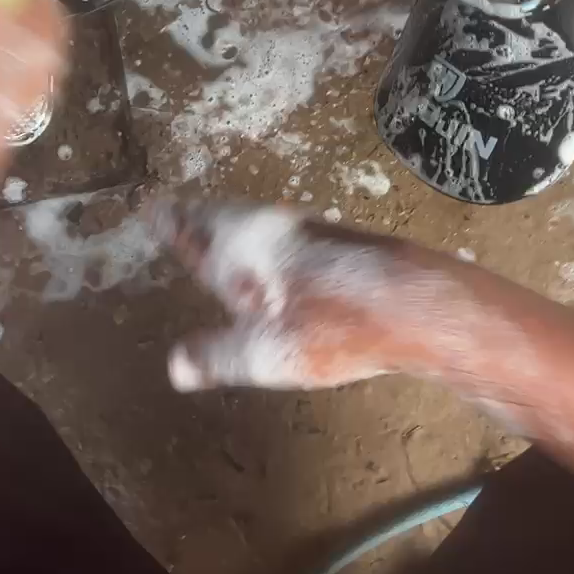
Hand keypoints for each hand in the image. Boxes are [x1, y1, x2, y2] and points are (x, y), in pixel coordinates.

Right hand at [153, 201, 516, 394]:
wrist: (423, 305)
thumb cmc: (335, 326)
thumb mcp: (266, 353)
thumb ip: (216, 357)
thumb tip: (174, 366)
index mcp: (244, 244)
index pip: (194, 227)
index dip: (171, 221)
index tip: (151, 206)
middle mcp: (272, 226)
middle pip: (223, 216)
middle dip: (199, 218)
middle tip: (178, 215)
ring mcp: (308, 230)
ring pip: (256, 224)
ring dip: (231, 227)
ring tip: (218, 234)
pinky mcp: (338, 244)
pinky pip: (283, 235)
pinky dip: (263, 243)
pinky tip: (275, 261)